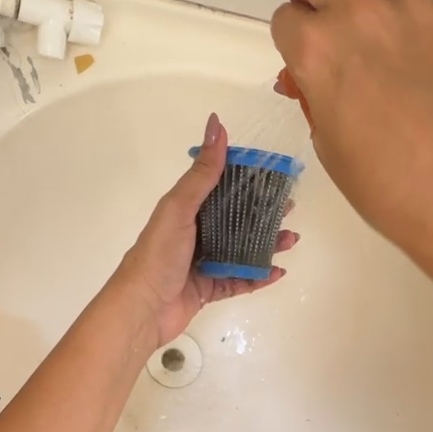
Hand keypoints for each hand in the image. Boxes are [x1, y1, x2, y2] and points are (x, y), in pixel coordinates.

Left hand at [110, 113, 297, 347]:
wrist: (142, 307)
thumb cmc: (157, 254)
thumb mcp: (180, 207)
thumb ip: (202, 172)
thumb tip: (217, 124)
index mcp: (187, 210)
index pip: (221, 188)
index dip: (248, 181)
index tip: (275, 177)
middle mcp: (196, 234)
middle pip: (236, 220)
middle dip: (264, 215)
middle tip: (290, 210)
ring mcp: (203, 263)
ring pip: (242, 251)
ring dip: (267, 245)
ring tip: (290, 240)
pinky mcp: (208, 290)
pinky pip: (239, 280)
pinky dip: (258, 277)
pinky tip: (277, 272)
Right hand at [270, 0, 432, 279]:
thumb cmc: (384, 186)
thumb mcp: (327, 143)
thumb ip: (316, 91)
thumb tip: (319, 72)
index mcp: (317, 50)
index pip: (285, 15)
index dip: (294, 44)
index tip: (308, 67)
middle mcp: (361, 13)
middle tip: (331, 33)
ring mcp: (415, 10)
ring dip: (379, 28)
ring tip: (401, 87)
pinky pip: (428, 16)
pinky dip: (424, 42)